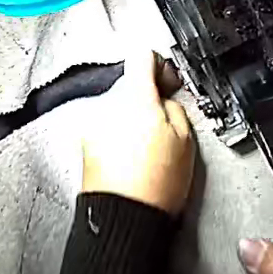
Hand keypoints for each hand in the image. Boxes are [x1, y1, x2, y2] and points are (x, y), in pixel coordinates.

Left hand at [81, 51, 197, 215]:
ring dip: (132, 118)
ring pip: (118, 107)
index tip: (168, 82)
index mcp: (135, 96)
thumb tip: (166, 100)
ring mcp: (94, 123)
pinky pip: (107, 127)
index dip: (160, 66)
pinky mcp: (86, 142)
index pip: (143, 56)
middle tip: (165, 124)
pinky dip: (119, 136)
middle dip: (147, 98)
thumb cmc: (156, 183)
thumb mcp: (186, 140)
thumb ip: (175, 107)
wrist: (125, 217)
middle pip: (130, 83)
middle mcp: (108, 103)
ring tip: (148, 149)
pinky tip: (133, 159)